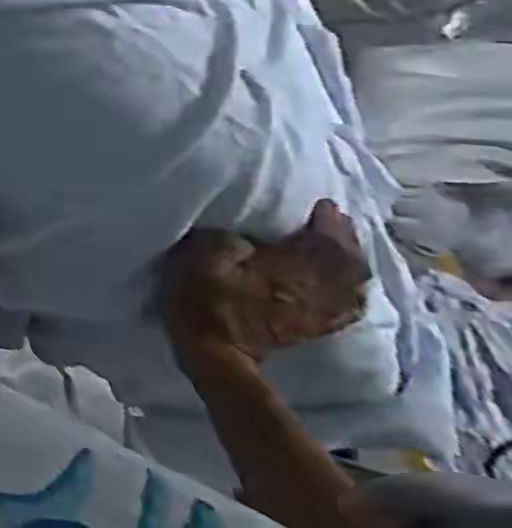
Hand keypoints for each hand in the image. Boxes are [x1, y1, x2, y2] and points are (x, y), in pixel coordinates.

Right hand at [164, 199, 371, 371]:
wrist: (215, 349)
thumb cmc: (202, 296)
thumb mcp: (200, 256)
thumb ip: (227, 238)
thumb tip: (248, 236)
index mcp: (290, 270)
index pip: (324, 242)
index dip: (329, 222)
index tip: (325, 205)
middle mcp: (316, 290)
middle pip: (347, 263)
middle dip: (346, 239)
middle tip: (337, 220)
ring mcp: (320, 311)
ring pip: (353, 283)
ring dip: (354, 262)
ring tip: (344, 246)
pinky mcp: (315, 325)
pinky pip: (349, 305)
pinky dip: (354, 289)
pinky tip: (350, 284)